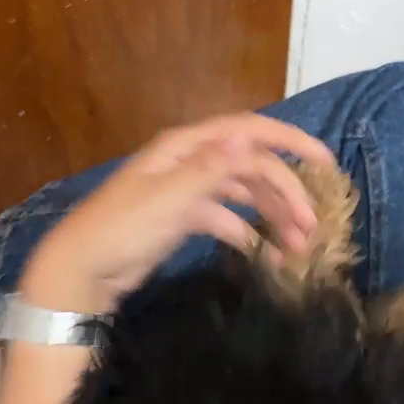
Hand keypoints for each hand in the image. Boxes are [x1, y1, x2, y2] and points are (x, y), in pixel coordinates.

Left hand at [19, 114, 337, 314]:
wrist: (80, 272)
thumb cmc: (121, 230)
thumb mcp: (167, 199)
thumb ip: (210, 170)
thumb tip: (247, 137)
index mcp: (186, 148)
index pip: (247, 131)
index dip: (288, 140)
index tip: (323, 162)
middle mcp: (191, 162)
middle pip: (251, 166)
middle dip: (285, 191)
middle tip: (312, 225)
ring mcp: (189, 190)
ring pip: (244, 193)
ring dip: (273, 215)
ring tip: (300, 247)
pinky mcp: (186, 218)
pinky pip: (229, 219)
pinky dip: (250, 234)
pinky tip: (269, 256)